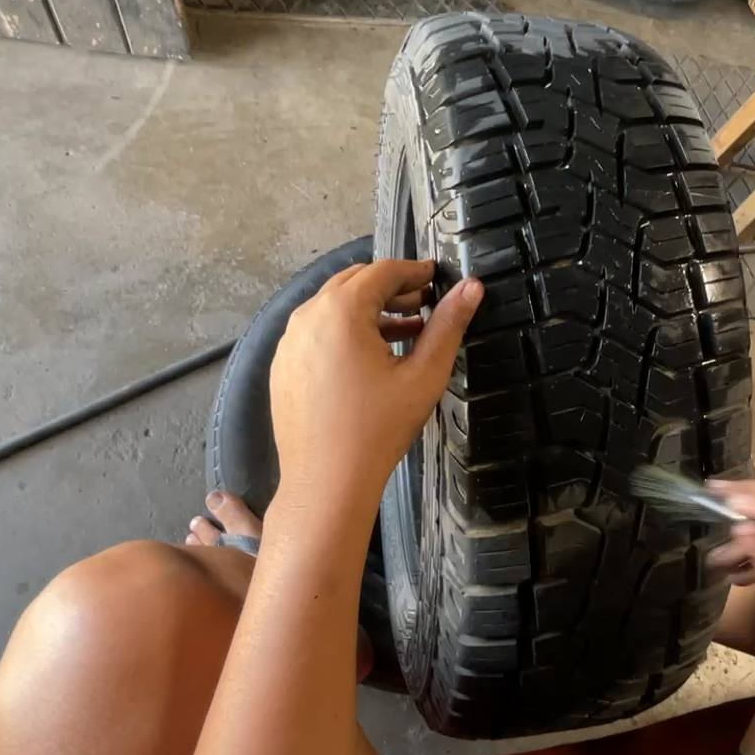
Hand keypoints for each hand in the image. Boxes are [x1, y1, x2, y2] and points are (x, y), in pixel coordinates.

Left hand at [269, 259, 481, 522]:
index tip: (436, 276)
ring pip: (333, 306)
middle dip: (391, 287)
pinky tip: (370, 356)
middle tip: (424, 301)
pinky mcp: (282, 365)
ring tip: (406, 328)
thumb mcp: (423, 375)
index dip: (414, 271)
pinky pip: (316, 331)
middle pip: (354, 282)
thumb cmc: (378, 428)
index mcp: (342, 311)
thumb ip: (448, 325)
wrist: (326, 483)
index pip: (383, 272)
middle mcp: (308, 316)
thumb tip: (472, 287)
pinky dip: (344, 330)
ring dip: (369, 309)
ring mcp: (289, 341)